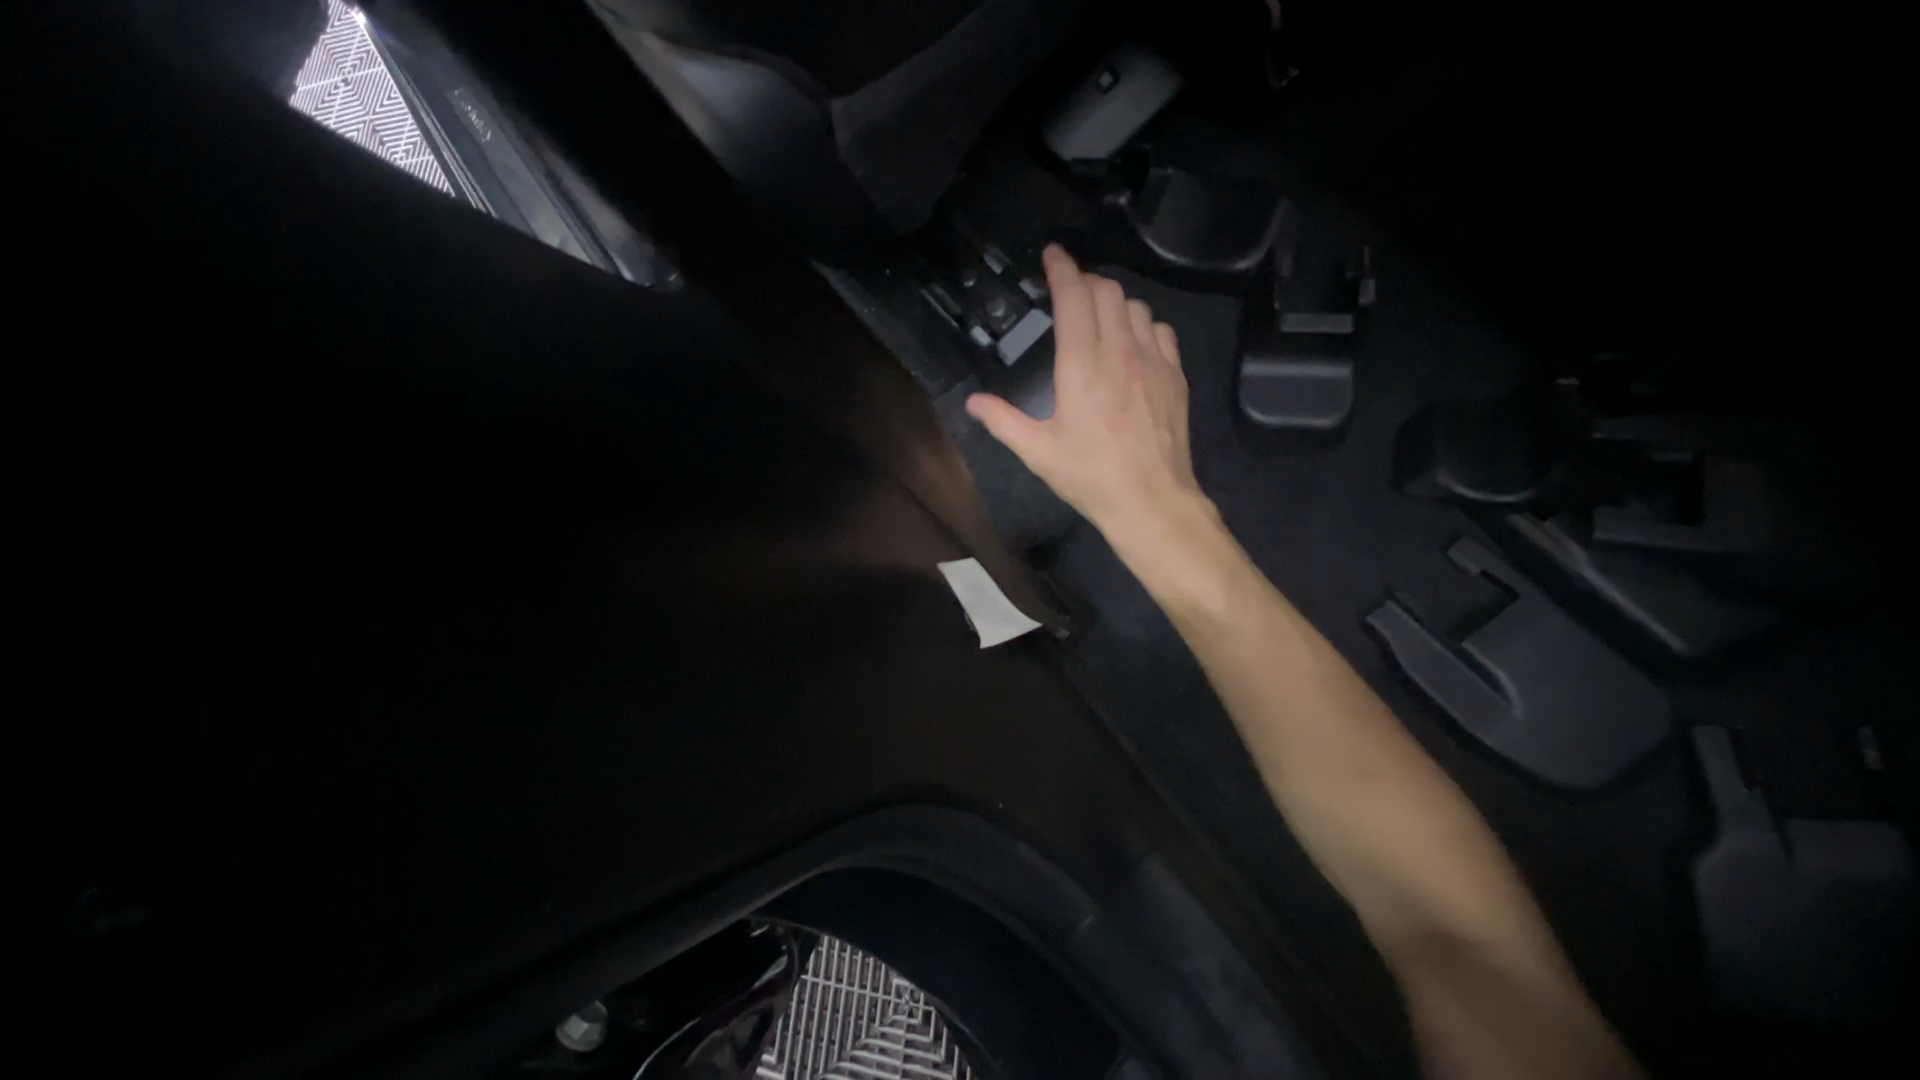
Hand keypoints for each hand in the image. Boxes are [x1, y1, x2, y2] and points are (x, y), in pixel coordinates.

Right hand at [966, 245, 1202, 537]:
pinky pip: (1161, 330)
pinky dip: (1143, 324)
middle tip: (1069, 289)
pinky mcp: (1174, 376)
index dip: (1062, 268)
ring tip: (1099, 314)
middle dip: (1086, 280)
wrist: (1151, 498)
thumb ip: (1003, 421)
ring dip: (1114, 301)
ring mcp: (1152, 361)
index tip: (1052, 254)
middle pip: (1106, 291)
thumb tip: (973, 402)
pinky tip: (1134, 341)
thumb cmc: (1090, 475)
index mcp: (1081, 365)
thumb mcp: (1037, 452)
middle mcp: (1119, 351)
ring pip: (1135, 306)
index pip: (1074, 297)